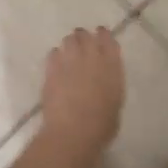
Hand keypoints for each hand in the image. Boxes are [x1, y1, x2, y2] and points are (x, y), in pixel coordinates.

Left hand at [39, 27, 123, 153]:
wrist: (73, 131)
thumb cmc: (102, 124)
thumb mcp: (116, 100)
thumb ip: (110, 83)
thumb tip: (103, 79)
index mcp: (112, 64)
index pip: (108, 39)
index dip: (103, 36)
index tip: (101, 38)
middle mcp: (91, 56)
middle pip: (86, 35)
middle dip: (84, 38)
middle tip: (83, 46)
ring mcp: (69, 60)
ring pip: (68, 40)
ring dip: (70, 45)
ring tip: (69, 55)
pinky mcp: (51, 69)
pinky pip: (53, 53)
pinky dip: (56, 56)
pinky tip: (57, 66)